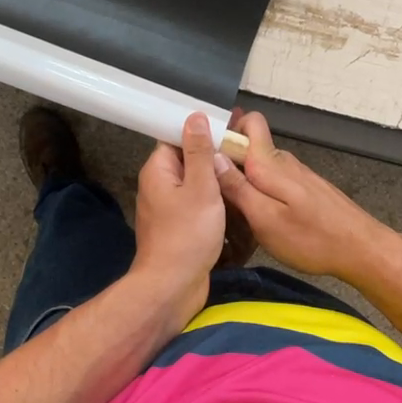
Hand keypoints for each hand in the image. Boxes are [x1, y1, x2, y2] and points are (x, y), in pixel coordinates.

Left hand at [128, 112, 226, 315]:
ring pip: (193, 182)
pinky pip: (195, 202)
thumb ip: (199, 152)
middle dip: (212, 154)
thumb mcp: (200, 187)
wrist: (172, 286)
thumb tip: (195, 116)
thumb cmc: (187, 234)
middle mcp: (158, 184)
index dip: (200, 129)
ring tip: (244, 168)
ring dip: (215, 178)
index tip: (228, 125)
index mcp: (158, 169)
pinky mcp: (177, 226)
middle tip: (243, 147)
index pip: (176, 136)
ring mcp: (166, 207)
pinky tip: (232, 196)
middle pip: (186, 159)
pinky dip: (212, 198)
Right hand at [214, 111, 394, 282]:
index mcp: (269, 163)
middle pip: (249, 145)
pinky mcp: (305, 189)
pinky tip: (258, 217)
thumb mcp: (265, 218)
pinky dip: (260, 191)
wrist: (361, 250)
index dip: (225, 130)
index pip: (249, 122)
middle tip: (211, 190)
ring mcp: (296, 174)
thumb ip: (237, 187)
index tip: (203, 152)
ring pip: (260, 165)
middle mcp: (283, 161)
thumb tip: (212, 157)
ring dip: (243, 180)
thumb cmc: (310, 238)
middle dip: (227, 160)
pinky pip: (273, 180)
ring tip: (229, 209)